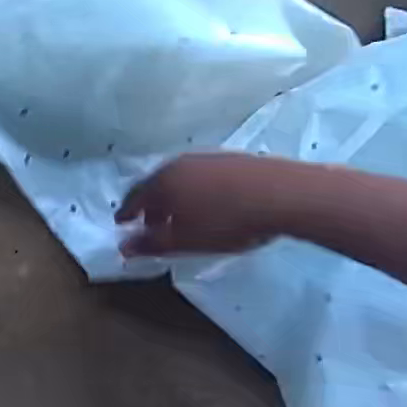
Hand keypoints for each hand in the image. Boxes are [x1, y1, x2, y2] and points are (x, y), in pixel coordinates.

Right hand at [114, 152, 298, 256]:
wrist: (285, 195)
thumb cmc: (226, 222)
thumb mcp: (186, 241)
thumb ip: (152, 244)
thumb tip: (123, 247)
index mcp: (161, 183)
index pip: (134, 197)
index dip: (126, 212)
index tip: (122, 223)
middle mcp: (177, 165)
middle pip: (156, 184)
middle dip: (151, 203)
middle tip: (151, 220)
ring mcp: (205, 159)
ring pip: (180, 178)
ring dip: (176, 195)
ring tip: (183, 213)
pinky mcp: (232, 159)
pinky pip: (204, 175)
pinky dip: (199, 188)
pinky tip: (212, 201)